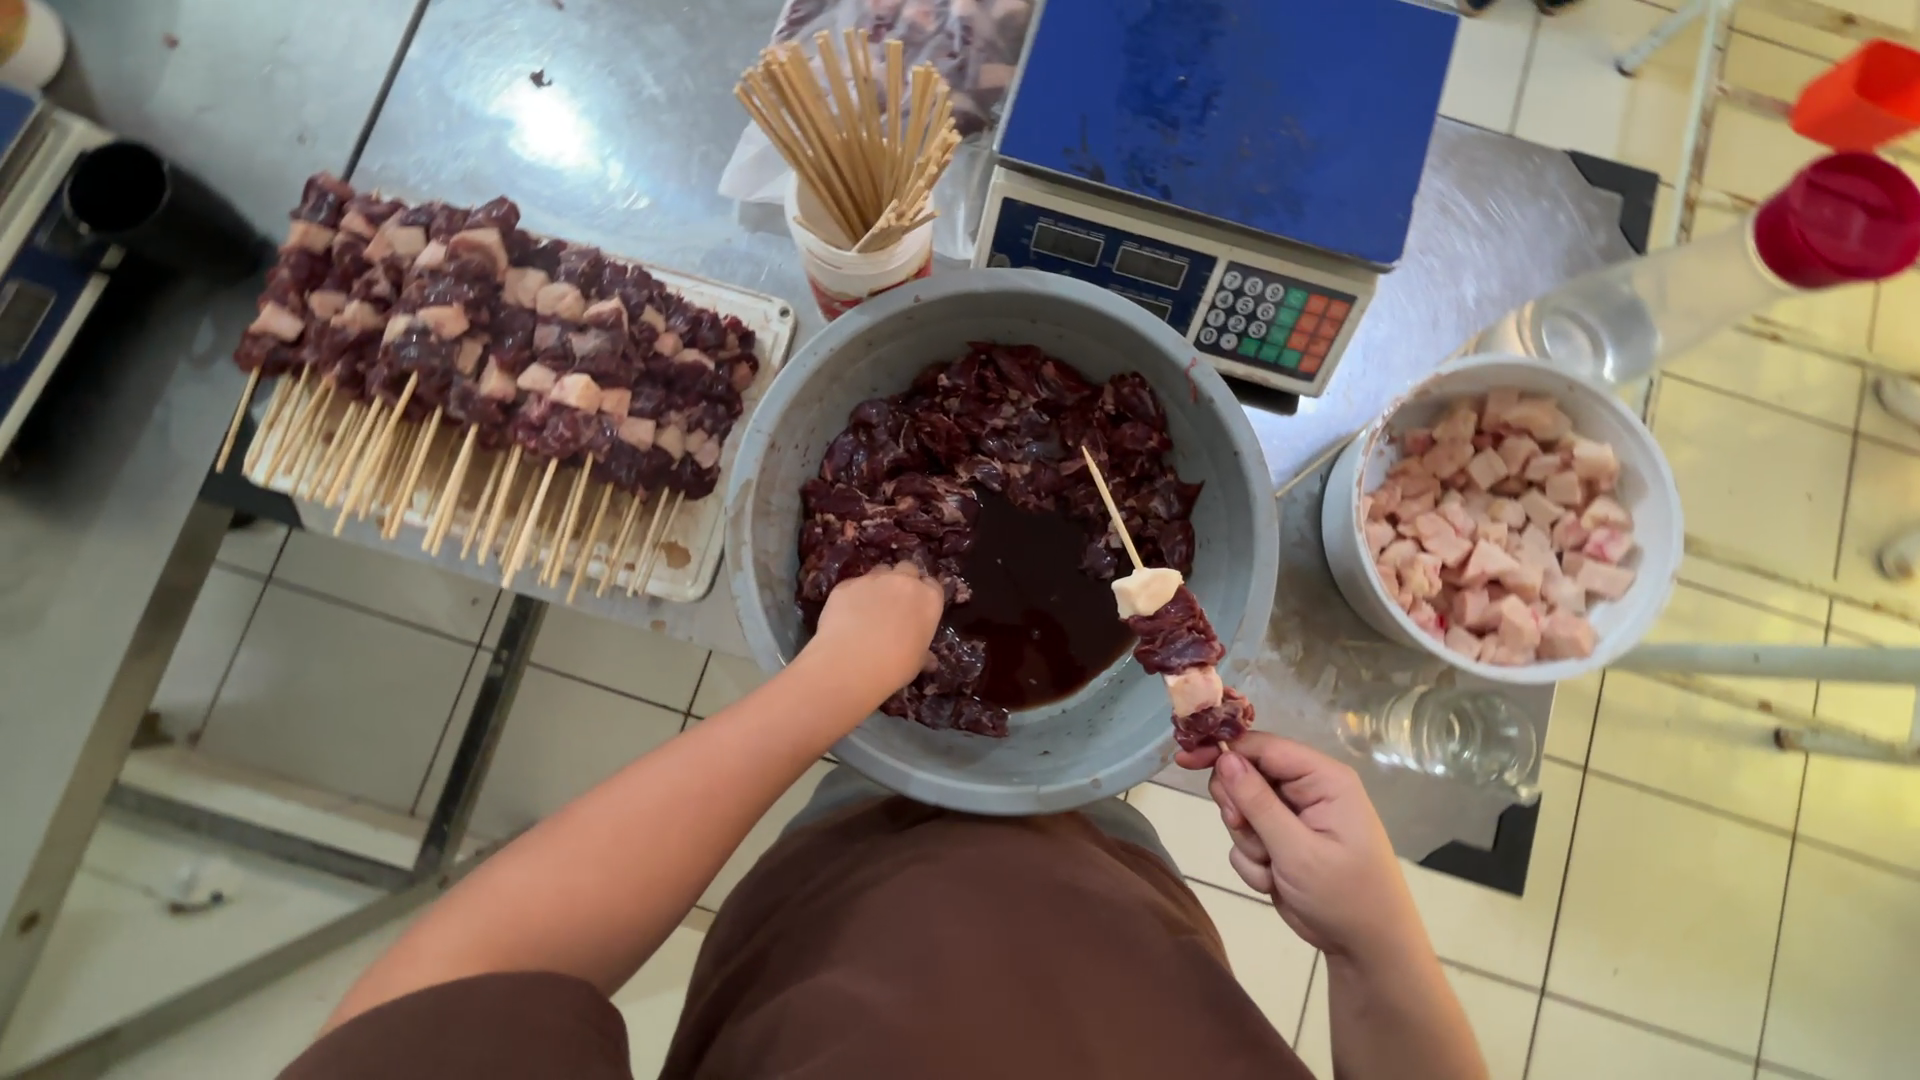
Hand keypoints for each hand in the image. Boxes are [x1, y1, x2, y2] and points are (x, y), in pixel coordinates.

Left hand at [807, 563, 944, 695]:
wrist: (850, 664)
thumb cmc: (894, 667)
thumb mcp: (916, 663)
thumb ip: (924, 654)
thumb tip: (930, 661)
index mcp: (928, 599)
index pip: (932, 585)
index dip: (924, 595)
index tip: (917, 609)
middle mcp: (903, 582)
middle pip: (907, 569)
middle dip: (903, 581)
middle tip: (895, 604)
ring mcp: (873, 579)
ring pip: (880, 571)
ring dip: (879, 584)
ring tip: (870, 607)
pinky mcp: (846, 584)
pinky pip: (854, 584)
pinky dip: (853, 595)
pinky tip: (847, 615)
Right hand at [1189, 732, 1424, 962]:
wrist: (1366, 953)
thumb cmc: (1345, 897)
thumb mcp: (1298, 851)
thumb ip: (1258, 802)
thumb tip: (1224, 758)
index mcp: (1323, 779)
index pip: (1262, 746)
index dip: (1223, 749)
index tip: (1186, 761)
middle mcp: (1308, 790)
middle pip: (1245, 774)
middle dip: (1238, 808)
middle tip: (1242, 829)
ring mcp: (1293, 817)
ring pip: (1241, 808)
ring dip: (1247, 841)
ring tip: (1272, 867)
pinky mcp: (1280, 841)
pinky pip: (1245, 837)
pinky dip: (1252, 861)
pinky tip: (1273, 881)